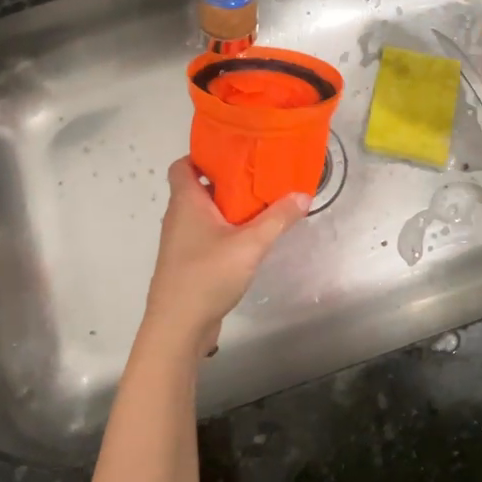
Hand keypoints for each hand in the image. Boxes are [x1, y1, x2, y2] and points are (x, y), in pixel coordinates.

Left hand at [143, 158, 307, 355]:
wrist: (177, 327)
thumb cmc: (207, 275)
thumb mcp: (250, 244)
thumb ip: (278, 218)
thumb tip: (304, 194)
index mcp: (186, 201)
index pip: (183, 165)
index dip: (203, 156)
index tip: (234, 155)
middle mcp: (178, 216)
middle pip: (197, 187)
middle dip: (226, 182)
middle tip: (257, 178)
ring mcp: (179, 242)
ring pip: (202, 214)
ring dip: (226, 209)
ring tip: (258, 207)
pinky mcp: (185, 263)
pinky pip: (204, 235)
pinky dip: (222, 231)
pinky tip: (247, 241)